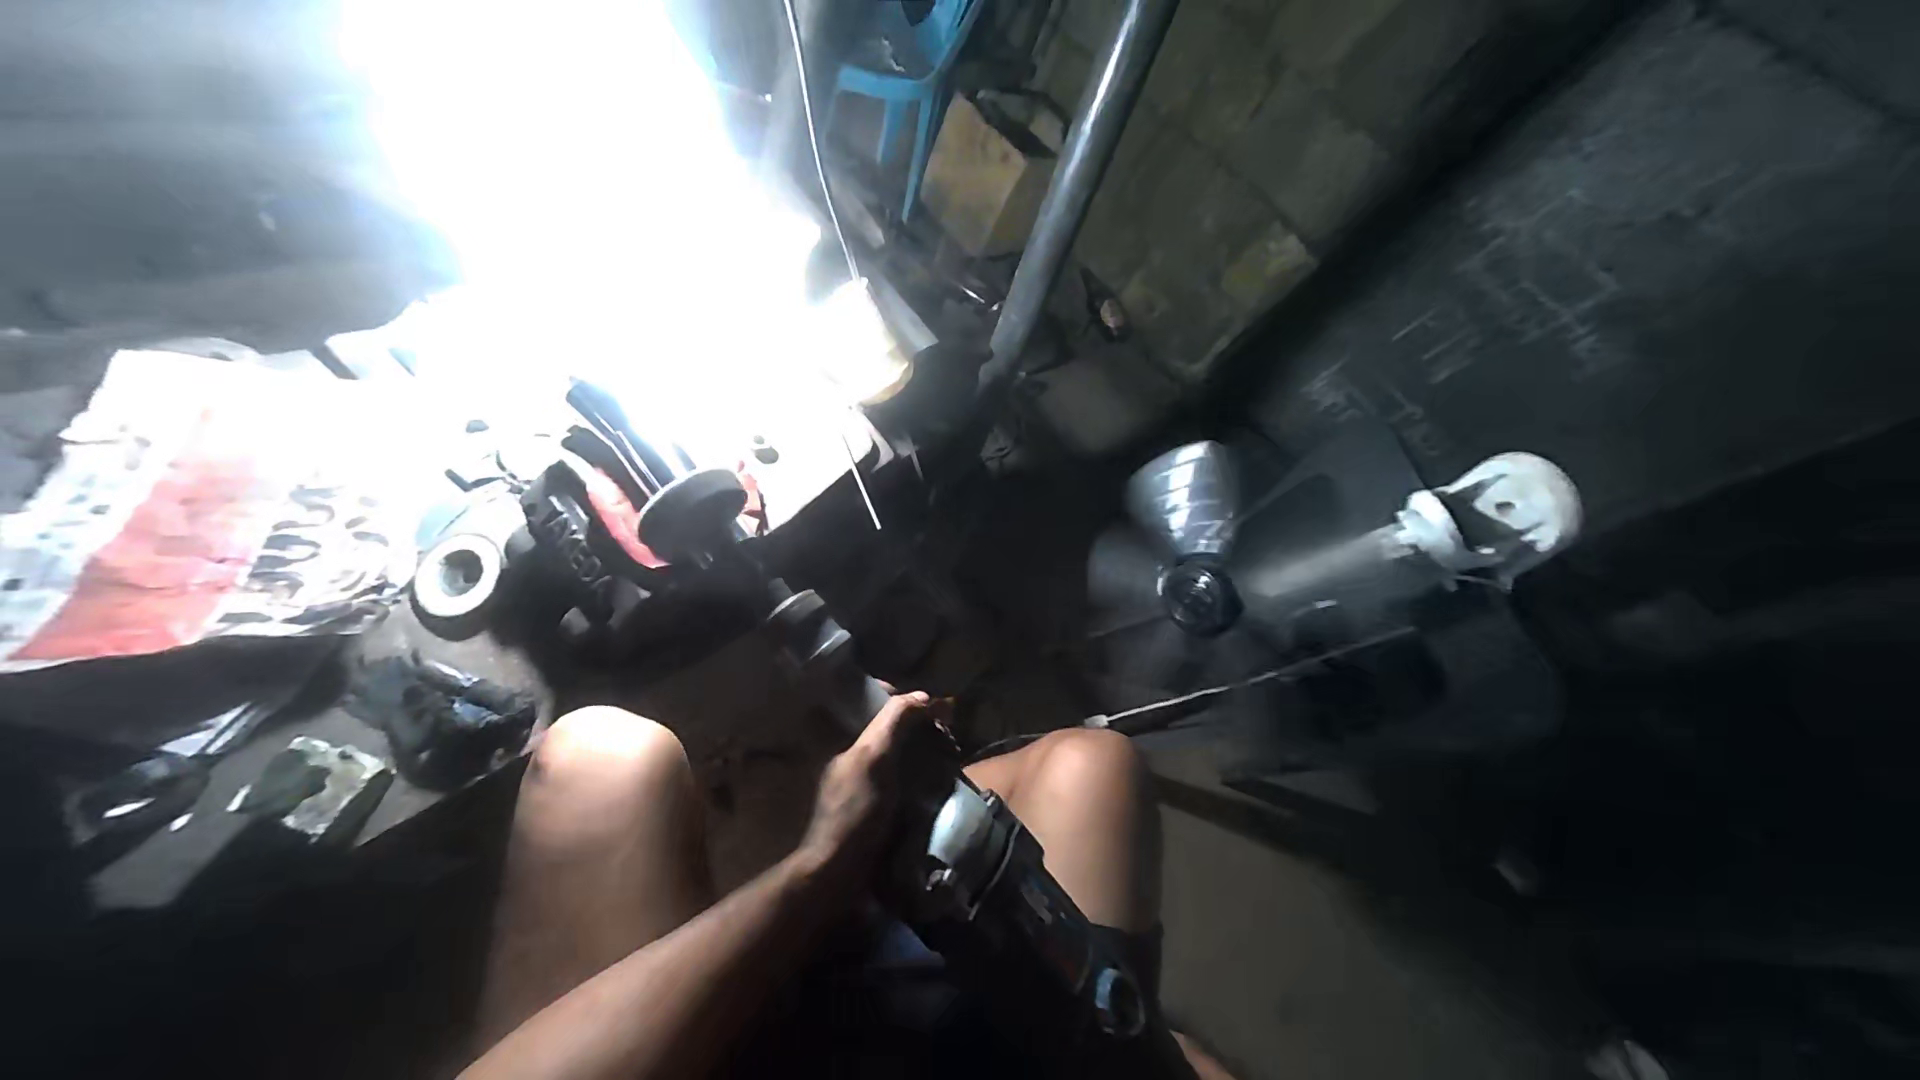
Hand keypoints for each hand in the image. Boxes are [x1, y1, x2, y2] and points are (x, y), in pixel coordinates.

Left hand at [795, 690, 936, 893]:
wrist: (836, 873)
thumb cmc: (854, 811)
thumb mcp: (874, 757)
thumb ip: (895, 720)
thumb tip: (925, 697)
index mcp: (845, 738)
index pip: (875, 699)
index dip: (905, 698)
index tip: (933, 709)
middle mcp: (850, 754)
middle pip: (888, 725)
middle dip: (918, 725)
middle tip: (946, 735)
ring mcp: (859, 782)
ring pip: (896, 752)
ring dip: (921, 751)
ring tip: (947, 759)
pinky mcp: (870, 806)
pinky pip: (898, 778)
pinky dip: (917, 775)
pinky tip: (936, 785)